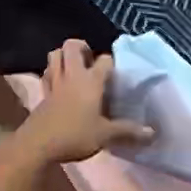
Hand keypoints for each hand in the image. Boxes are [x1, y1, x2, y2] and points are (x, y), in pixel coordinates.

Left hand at [13, 40, 153, 163]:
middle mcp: (72, 75)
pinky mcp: (43, 92)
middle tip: (91, 61)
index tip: (116, 75)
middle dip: (82, 47)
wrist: (38, 144)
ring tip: (75, 68)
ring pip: (55, 55)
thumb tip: (152, 133)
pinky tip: (60, 83)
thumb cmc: (75, 135)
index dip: (111, 64)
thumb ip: (128, 132)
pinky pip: (47, 73)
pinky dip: (53, 72)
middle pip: (72, 45)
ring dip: (64, 56)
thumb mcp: (105, 135)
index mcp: (90, 81)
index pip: (104, 60)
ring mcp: (54, 82)